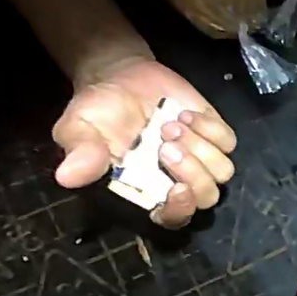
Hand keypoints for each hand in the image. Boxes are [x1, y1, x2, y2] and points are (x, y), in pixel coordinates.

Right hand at [51, 55, 237, 227]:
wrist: (119, 77)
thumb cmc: (96, 111)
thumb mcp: (77, 130)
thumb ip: (80, 155)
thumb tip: (67, 177)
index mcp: (148, 192)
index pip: (174, 218)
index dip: (180, 210)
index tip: (177, 189)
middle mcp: (179, 181)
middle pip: (206, 196)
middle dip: (192, 172)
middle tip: (164, 141)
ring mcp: (201, 158)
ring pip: (222, 171)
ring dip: (200, 148)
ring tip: (169, 124)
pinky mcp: (214, 134)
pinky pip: (228, 142)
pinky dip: (210, 128)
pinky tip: (184, 114)